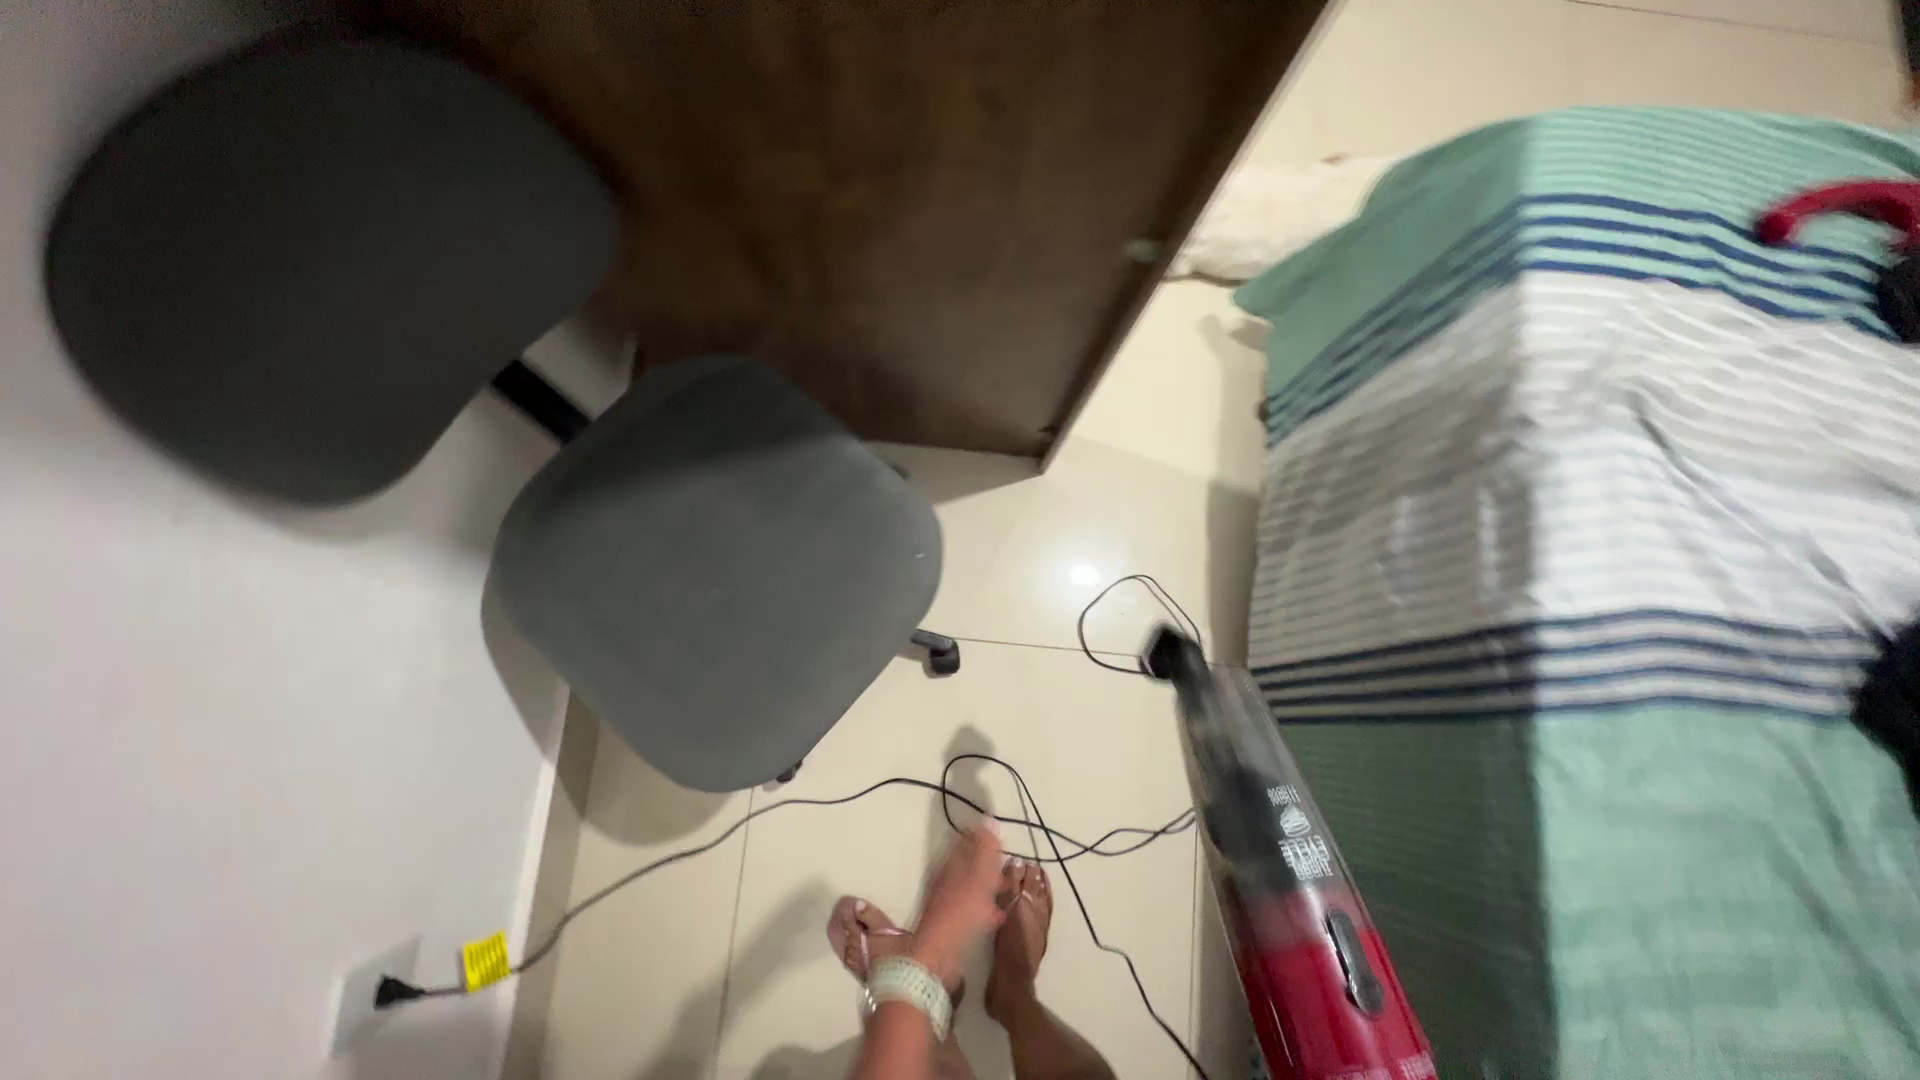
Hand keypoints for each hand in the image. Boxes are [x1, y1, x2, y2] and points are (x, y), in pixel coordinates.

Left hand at [909, 821, 1004, 984]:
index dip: (983, 837)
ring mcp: (948, 901)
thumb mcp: (978, 877)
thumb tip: (990, 820)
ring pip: (972, 886)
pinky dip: (986, 907)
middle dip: (989, 863)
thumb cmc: (961, 912)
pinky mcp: (952, 923)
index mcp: (952, 864)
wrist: (939, 954)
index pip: (967, 841)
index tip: (1001, 838)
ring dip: (989, 886)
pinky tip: (998, 914)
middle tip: (1008, 865)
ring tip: (1008, 889)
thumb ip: (985, 851)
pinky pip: (972, 908)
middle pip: (970, 864)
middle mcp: (947, 878)